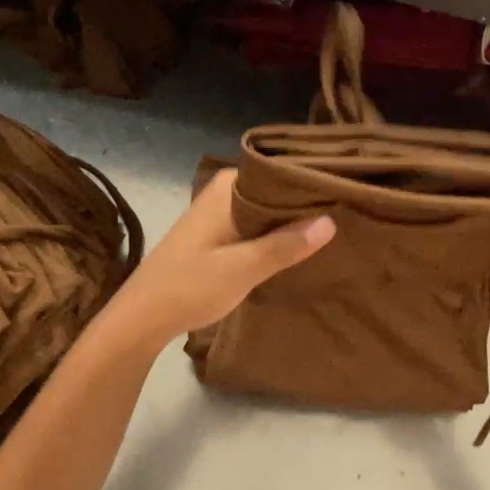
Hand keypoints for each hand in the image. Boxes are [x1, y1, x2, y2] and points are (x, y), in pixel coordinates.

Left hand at [98, 169, 333, 350]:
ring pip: (268, 209)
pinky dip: (276, 233)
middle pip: (277, 189)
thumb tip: (331, 221)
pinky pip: (257, 224)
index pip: (281, 171)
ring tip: (335, 227)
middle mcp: (225, 191)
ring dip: (292, 220)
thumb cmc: (189, 287)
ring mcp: (219, 212)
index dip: (313, 181)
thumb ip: (286, 245)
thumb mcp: (243, 269)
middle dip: (307, 203)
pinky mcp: (218, 233)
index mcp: (229, 187)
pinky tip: (300, 246)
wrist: (142, 318)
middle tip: (348, 212)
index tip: (347, 191)